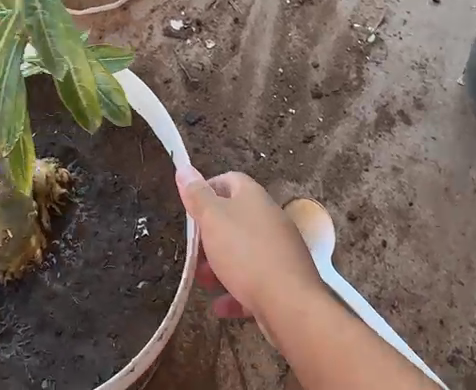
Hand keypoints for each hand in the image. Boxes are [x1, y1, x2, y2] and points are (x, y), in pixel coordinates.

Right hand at [176, 166, 321, 325]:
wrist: (291, 305)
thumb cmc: (245, 253)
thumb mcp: (212, 219)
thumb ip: (197, 195)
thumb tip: (184, 168)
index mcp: (254, 198)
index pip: (229, 180)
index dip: (207, 190)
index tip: (190, 208)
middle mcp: (270, 220)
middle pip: (234, 220)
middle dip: (209, 236)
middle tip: (193, 251)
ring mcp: (280, 253)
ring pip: (243, 253)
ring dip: (219, 266)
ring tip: (203, 282)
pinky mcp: (284, 283)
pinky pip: (255, 282)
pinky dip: (235, 292)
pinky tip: (220, 306)